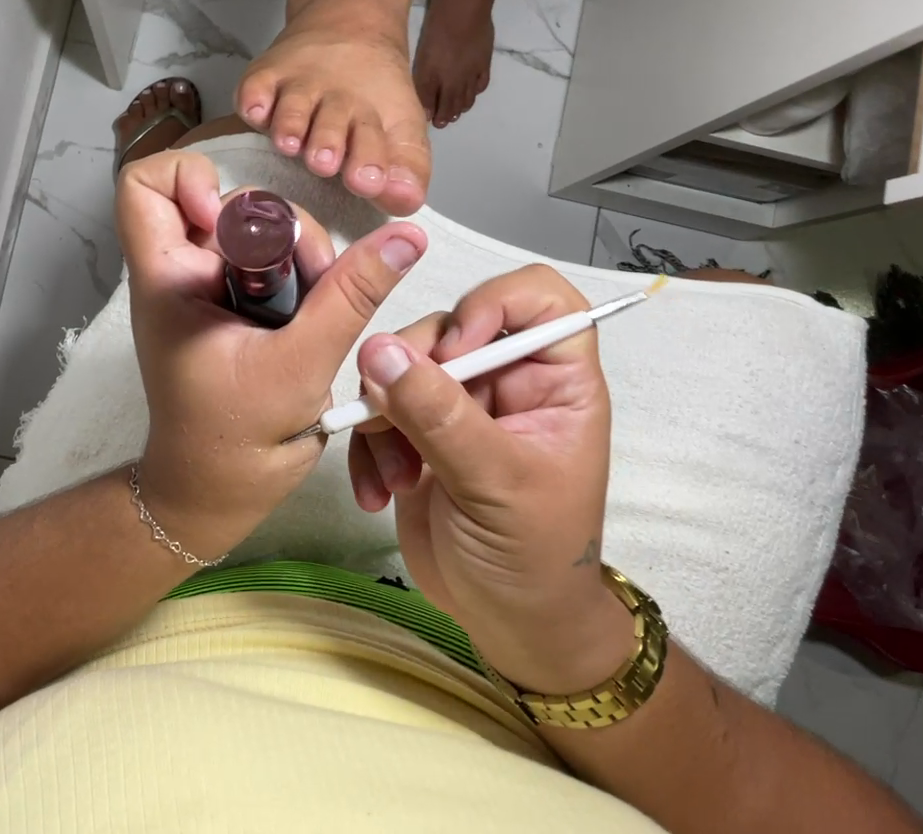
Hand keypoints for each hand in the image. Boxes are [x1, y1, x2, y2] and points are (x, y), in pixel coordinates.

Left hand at [116, 150, 426, 559]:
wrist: (220, 491)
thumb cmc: (235, 439)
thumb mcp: (300, 365)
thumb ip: (350, 297)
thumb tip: (406, 236)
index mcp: (168, 279)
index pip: (145, 186)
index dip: (188, 179)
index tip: (232, 222)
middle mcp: (185, 272)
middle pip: (231, 203)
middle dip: (282, 230)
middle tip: (312, 281)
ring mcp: (214, 288)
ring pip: (263, 232)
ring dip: (304, 258)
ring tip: (321, 310)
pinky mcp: (240, 305)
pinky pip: (276, 263)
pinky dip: (305, 276)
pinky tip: (321, 313)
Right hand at [348, 265, 637, 694]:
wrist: (504, 622)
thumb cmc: (532, 556)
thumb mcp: (495, 483)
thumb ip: (439, 415)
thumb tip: (380, 350)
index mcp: (554, 380)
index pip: (536, 299)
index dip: (492, 305)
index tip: (455, 351)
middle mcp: (505, 380)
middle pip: (450, 327)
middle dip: (414, 372)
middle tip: (395, 418)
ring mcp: (457, 406)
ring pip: (403, 366)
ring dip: (384, 416)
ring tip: (395, 474)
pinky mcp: (416, 434)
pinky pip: (378, 409)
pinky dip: (369, 447)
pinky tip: (377, 492)